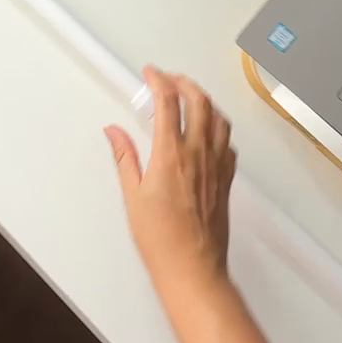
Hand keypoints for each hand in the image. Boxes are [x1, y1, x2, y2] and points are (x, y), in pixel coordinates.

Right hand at [105, 67, 237, 296]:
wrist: (193, 270)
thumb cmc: (160, 239)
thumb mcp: (132, 196)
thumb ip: (125, 157)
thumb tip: (113, 131)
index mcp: (171, 154)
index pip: (168, 102)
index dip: (159, 80)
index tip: (150, 72)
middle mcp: (198, 154)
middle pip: (199, 101)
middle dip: (184, 82)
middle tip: (169, 79)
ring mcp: (216, 166)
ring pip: (219, 118)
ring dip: (204, 101)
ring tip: (189, 98)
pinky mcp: (226, 180)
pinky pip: (227, 143)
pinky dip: (217, 128)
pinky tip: (206, 133)